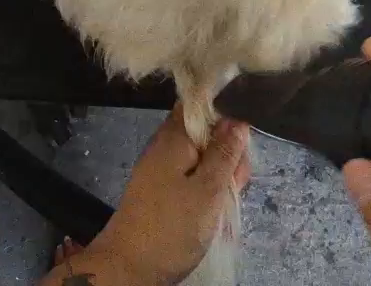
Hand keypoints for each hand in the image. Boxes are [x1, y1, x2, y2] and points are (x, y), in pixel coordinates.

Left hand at [44, 105, 250, 284]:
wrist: (128, 267)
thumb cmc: (171, 226)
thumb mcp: (208, 190)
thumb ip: (225, 153)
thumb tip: (238, 119)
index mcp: (175, 134)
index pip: (203, 103)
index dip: (227, 116)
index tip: (241, 144)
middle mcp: (167, 143)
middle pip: (206, 132)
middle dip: (227, 153)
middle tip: (234, 184)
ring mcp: (163, 165)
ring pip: (202, 157)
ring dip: (219, 175)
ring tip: (223, 203)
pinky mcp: (162, 187)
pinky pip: (191, 176)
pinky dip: (206, 188)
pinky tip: (213, 210)